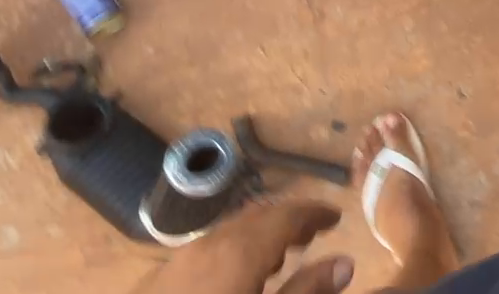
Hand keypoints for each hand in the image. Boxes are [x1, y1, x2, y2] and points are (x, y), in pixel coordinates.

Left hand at [131, 200, 352, 293]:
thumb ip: (307, 292)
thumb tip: (345, 263)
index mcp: (240, 251)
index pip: (287, 214)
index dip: (314, 213)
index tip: (336, 218)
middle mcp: (209, 245)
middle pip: (257, 217)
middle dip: (287, 221)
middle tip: (312, 235)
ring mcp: (175, 264)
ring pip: (228, 233)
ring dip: (258, 238)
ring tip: (277, 260)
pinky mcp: (153, 285)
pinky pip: (203, 253)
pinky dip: (230, 253)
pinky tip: (231, 283)